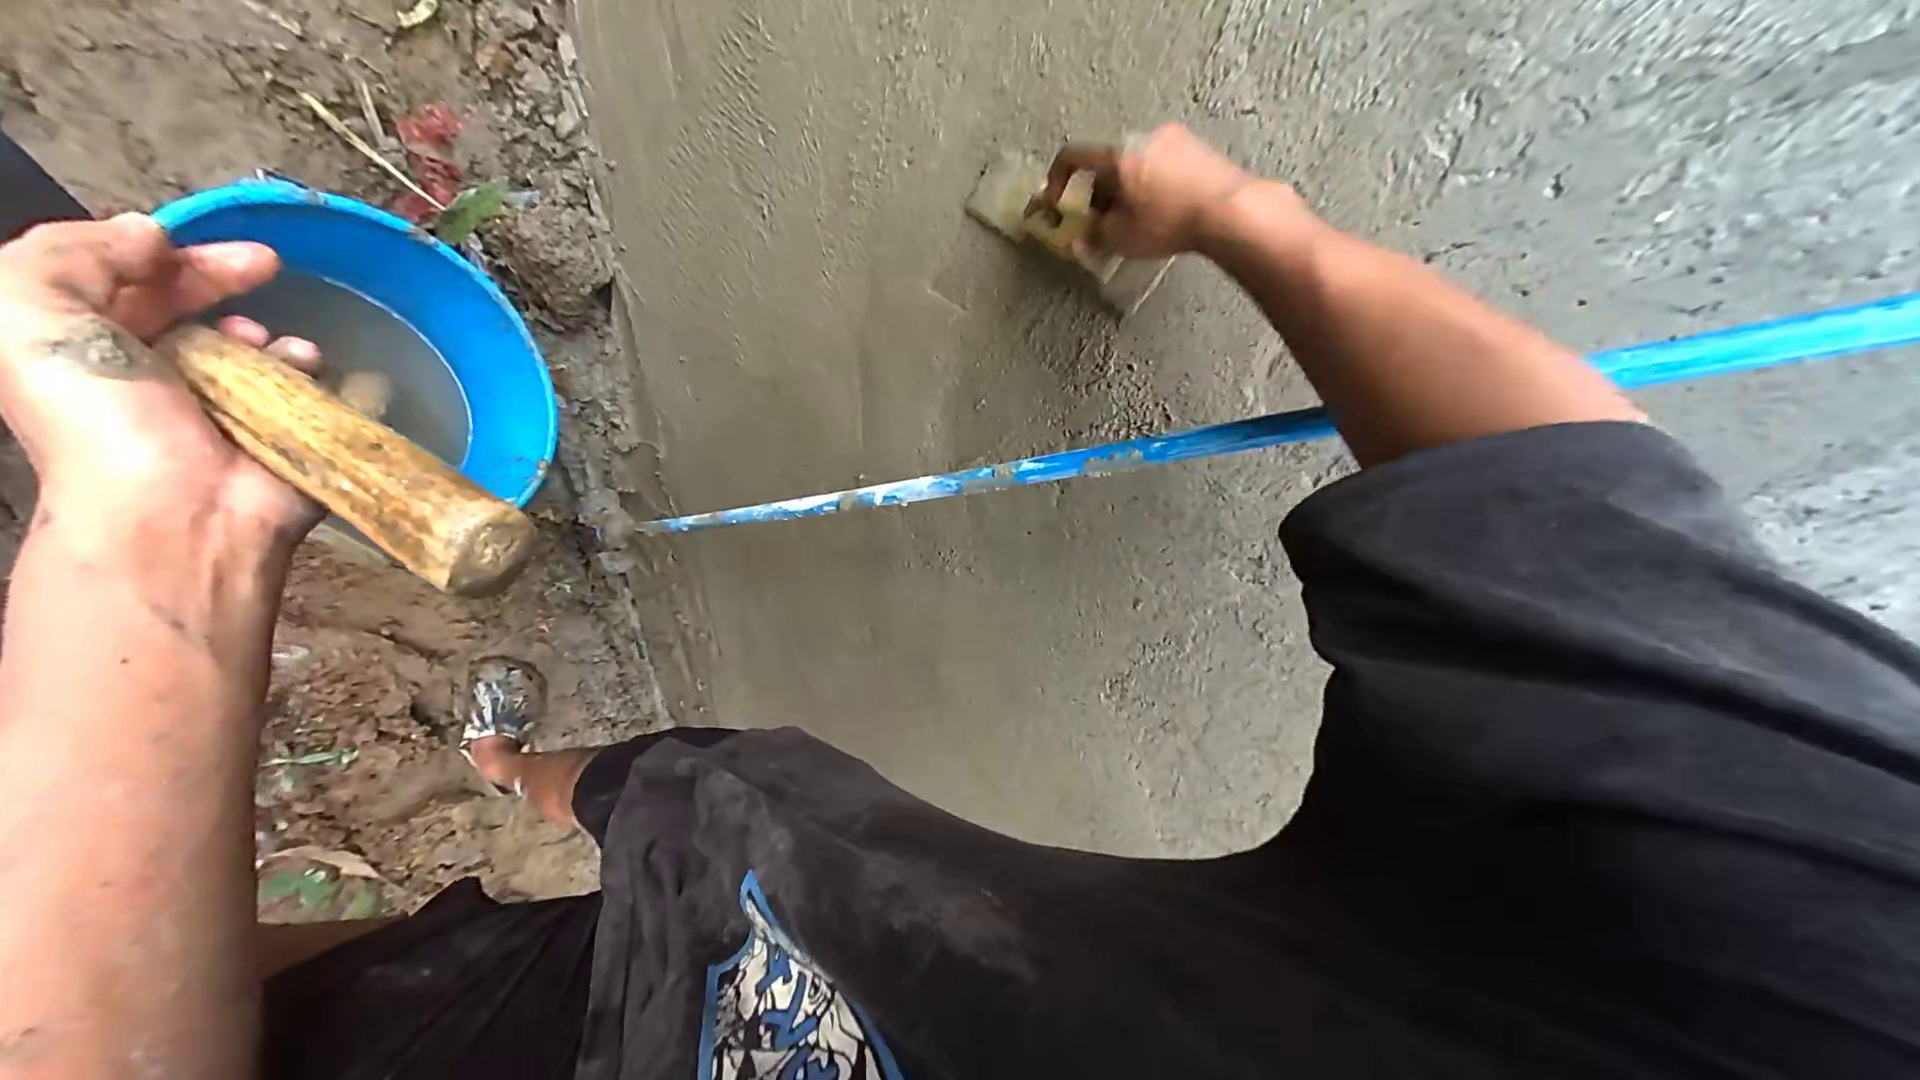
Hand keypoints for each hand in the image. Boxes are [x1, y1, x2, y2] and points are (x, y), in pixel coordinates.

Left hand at [0, 214, 323, 545]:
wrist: (179, 506)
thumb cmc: (99, 416)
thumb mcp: (25, 313)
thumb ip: (67, 254)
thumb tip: (150, 234)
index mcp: (91, 345)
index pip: (131, 282)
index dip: (173, 253)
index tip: (209, 238)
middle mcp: (161, 372)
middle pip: (200, 309)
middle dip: (228, 283)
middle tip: (271, 266)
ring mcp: (235, 406)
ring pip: (262, 350)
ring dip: (274, 335)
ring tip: (278, 346)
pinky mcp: (293, 433)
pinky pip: (316, 391)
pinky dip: (321, 374)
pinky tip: (313, 373)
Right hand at [1035, 124, 1304, 257]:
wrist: (1229, 210)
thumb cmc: (1167, 222)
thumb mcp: (1119, 237)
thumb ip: (1093, 235)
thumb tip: (1081, 236)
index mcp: (1118, 155)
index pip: (1073, 155)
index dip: (1057, 178)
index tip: (1056, 201)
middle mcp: (1144, 137)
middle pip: (1107, 162)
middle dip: (1099, 191)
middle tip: (1102, 221)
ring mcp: (1174, 139)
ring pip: (1135, 163)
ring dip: (1126, 189)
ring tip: (1136, 220)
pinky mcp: (1198, 149)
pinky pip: (1162, 165)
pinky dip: (1152, 185)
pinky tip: (1163, 211)